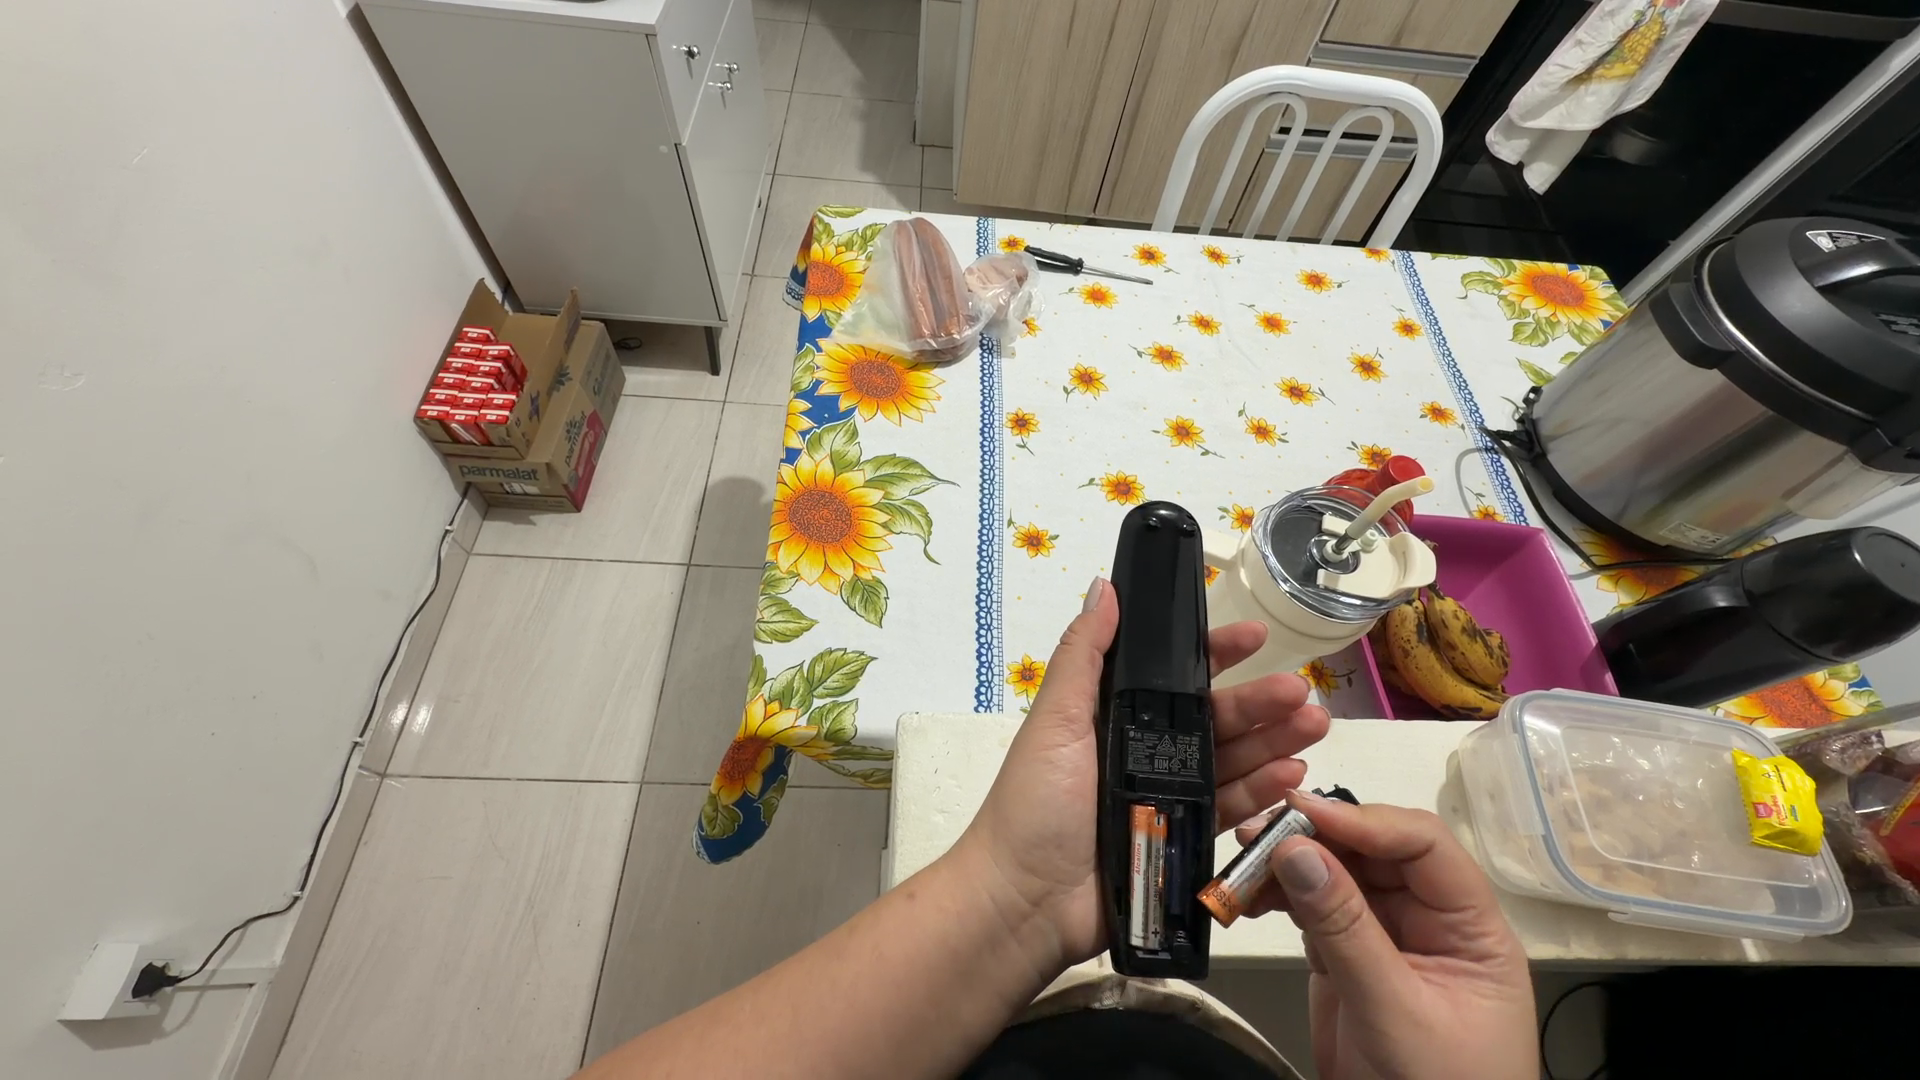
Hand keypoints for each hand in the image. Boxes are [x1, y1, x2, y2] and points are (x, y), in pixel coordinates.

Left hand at [951, 576, 1330, 973]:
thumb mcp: (1055, 719)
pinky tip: (1293, 775)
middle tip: (1302, 691)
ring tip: (1315, 727)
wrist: (1027, 900)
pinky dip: (1261, 791)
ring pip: (1228, 759)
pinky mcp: (1180, 838)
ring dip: (1272, 742)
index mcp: (1111, 714)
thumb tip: (1105, 586)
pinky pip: (1227, 808)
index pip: (1170, 676)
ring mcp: (1163, 794)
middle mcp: (1141, 748)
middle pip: (1210, 717)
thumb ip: (1083, 653)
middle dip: (1257, 701)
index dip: (1213, 654)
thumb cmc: (1038, 800)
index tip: (1255, 635)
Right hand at [1245, 793, 1534, 1079]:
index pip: (1423, 846)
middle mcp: (1428, 919)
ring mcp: (1383, 934)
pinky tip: (1248, 894)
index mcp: (1470, 927)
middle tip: (1255, 833)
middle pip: (1371, 851)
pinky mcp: (1344, 953)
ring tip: (1241, 862)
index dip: (1363, 822)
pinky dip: (1277, 893)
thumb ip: (1344, 928)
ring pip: (1334, 872)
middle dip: (1313, 838)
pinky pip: (1310, 904)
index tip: (1300, 812)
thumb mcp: (1393, 1010)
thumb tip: (1294, 848)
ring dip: (1286, 863)